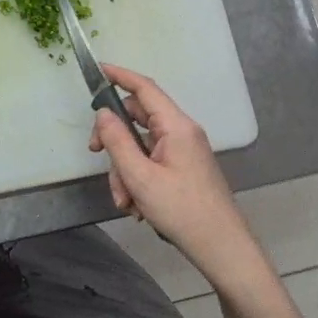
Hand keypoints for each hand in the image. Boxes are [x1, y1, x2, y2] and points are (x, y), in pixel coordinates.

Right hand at [87, 64, 254, 273]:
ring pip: (140, 145)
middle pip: (137, 119)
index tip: (98, 70)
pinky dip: (137, 179)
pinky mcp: (183, 168)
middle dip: (114, 141)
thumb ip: (117, 141)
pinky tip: (137, 206)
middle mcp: (182, 132)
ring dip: (124, 169)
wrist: (221, 247)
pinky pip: (151, 162)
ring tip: (125, 201)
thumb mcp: (140, 177)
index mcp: (176, 126)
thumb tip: (103, 113)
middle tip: (95, 155)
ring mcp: (183, 151)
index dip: (120, 76)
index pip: (145, 88)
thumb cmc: (181, 210)